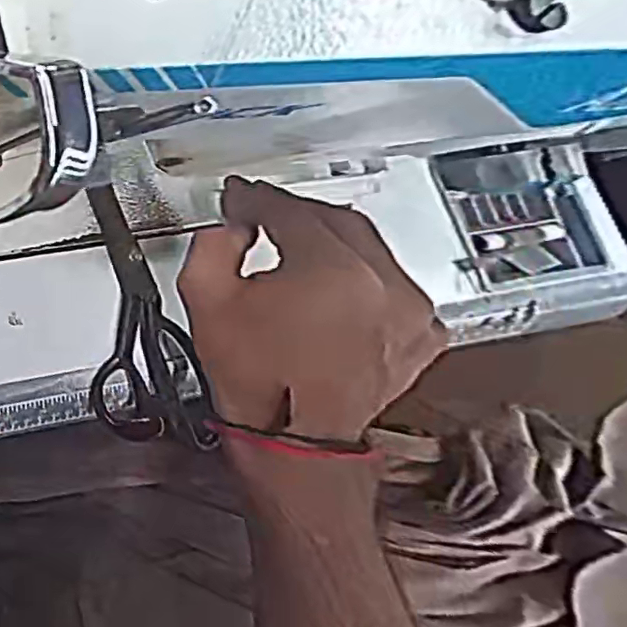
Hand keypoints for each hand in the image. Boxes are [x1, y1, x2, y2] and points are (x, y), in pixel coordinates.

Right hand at [176, 178, 445, 440]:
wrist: (295, 432)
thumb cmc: (252, 372)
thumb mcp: (203, 296)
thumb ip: (212, 245)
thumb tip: (230, 227)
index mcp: (331, 270)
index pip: (289, 211)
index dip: (255, 197)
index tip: (238, 194)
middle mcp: (384, 284)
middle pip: (337, 220)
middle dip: (293, 210)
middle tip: (259, 209)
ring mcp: (412, 309)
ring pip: (370, 247)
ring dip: (327, 236)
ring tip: (290, 239)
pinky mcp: (422, 331)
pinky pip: (391, 281)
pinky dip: (358, 270)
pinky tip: (328, 278)